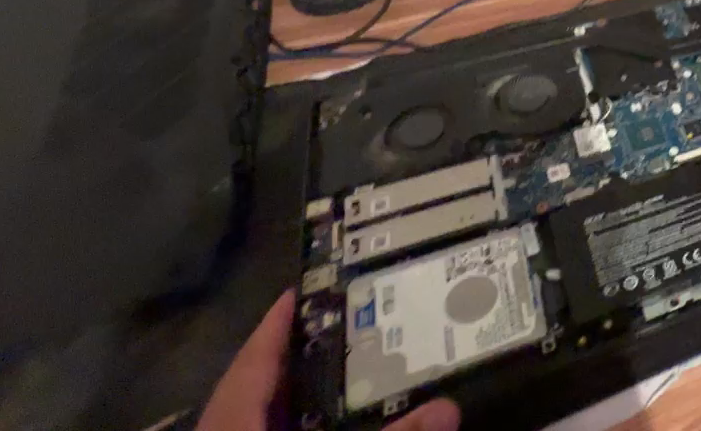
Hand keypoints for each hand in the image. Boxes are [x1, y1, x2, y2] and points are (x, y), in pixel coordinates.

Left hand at [197, 291, 459, 430]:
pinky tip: (363, 426)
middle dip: (311, 358)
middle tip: (365, 316)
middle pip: (266, 395)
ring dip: (319, 400)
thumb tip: (449, 407)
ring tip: (373, 365)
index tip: (311, 284)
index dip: (276, 325)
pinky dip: (323, 430)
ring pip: (281, 427)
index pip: (250, 368)